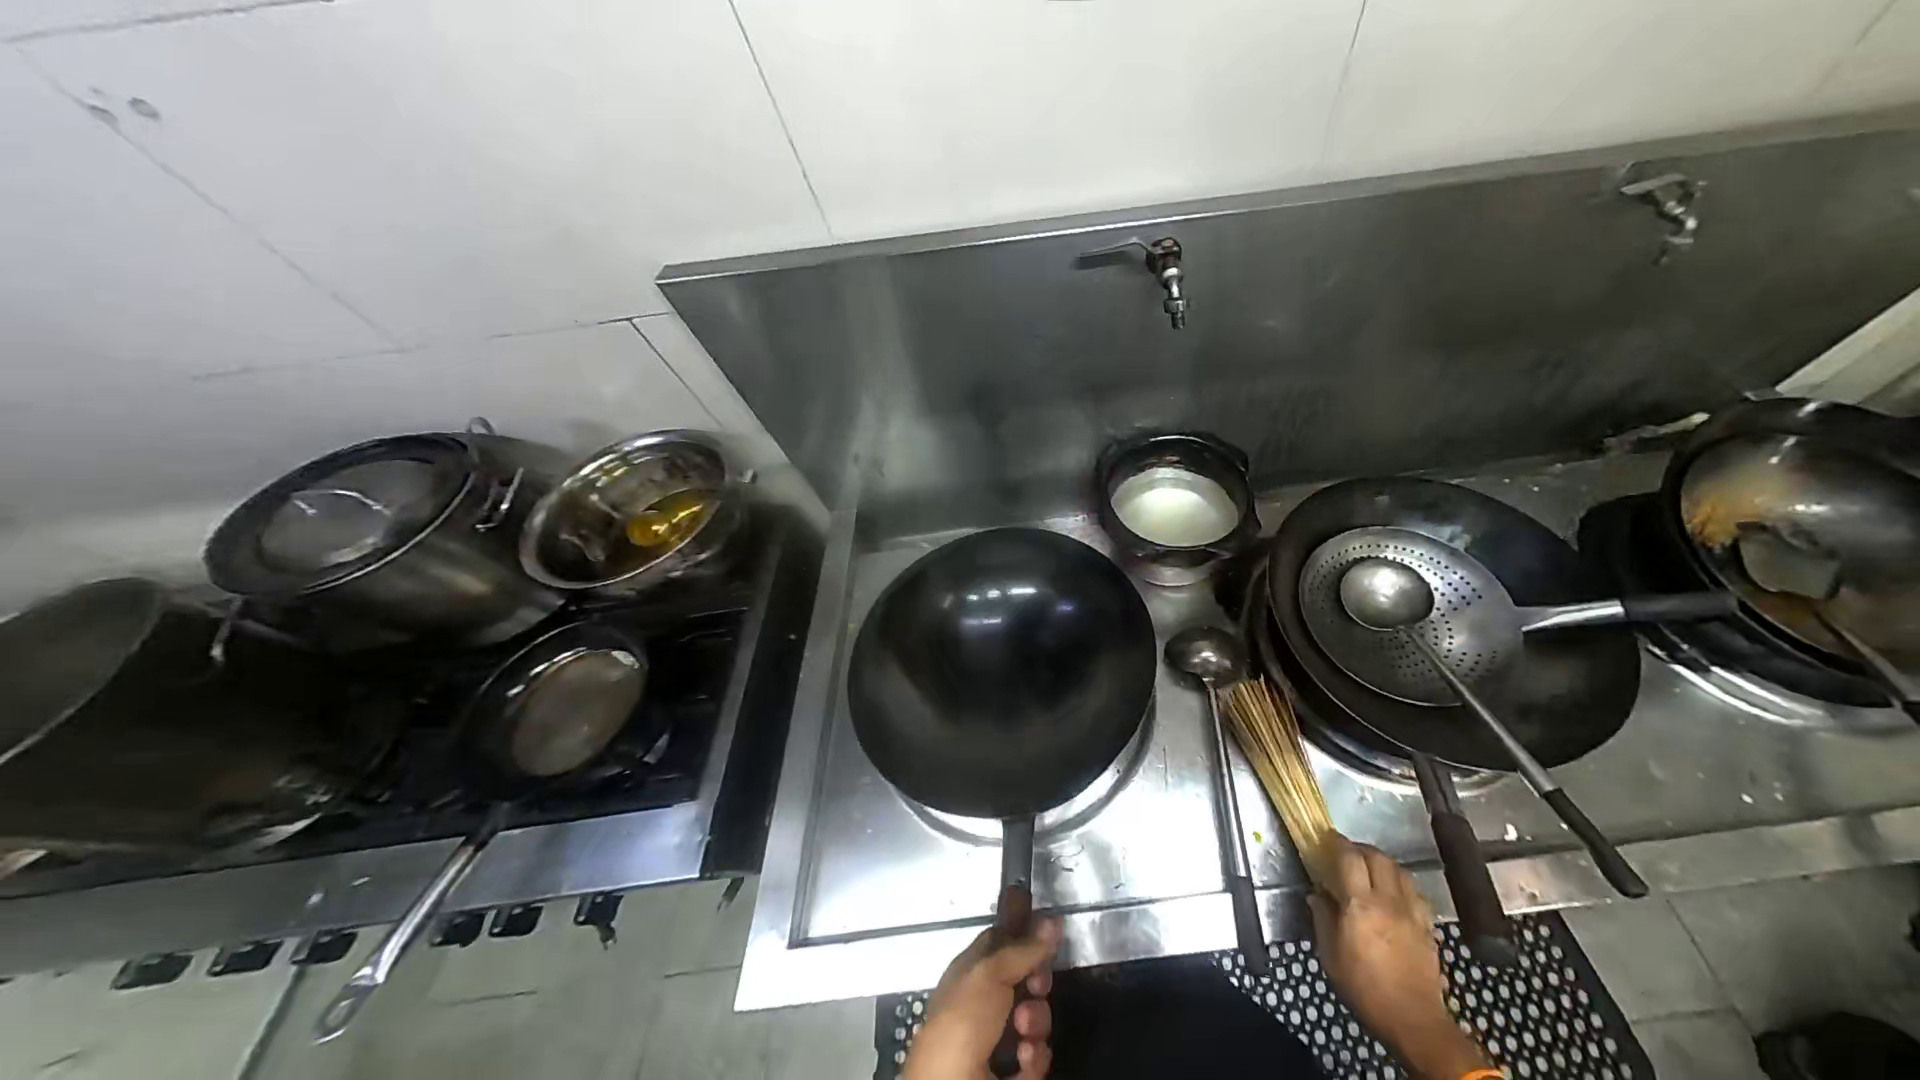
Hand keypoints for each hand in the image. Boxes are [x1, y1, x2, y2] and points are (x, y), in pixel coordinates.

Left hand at [904, 909, 1062, 1079]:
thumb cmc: (963, 1020)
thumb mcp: (989, 973)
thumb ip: (1022, 948)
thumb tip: (1052, 920)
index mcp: (970, 972)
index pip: (1002, 944)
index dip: (1024, 939)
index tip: (1048, 936)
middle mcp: (985, 1002)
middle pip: (1025, 981)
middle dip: (1037, 983)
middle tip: (1036, 987)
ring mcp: (999, 1038)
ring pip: (1035, 1019)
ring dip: (1035, 1023)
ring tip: (1023, 1033)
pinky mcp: (1014, 1072)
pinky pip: (1037, 1056)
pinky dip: (1034, 1057)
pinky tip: (1023, 1059)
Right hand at [1308, 835, 1489, 1079]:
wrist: (1413, 1020)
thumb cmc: (1364, 987)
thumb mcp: (1330, 955)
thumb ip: (1323, 918)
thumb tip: (1316, 895)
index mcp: (1361, 905)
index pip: (1350, 859)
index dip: (1338, 843)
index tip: (1328, 837)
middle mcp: (1389, 902)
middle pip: (1379, 858)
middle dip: (1362, 848)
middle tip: (1348, 851)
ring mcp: (1413, 914)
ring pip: (1401, 872)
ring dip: (1384, 863)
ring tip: (1371, 868)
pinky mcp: (1429, 928)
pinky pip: (1416, 894)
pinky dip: (1402, 885)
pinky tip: (1395, 894)